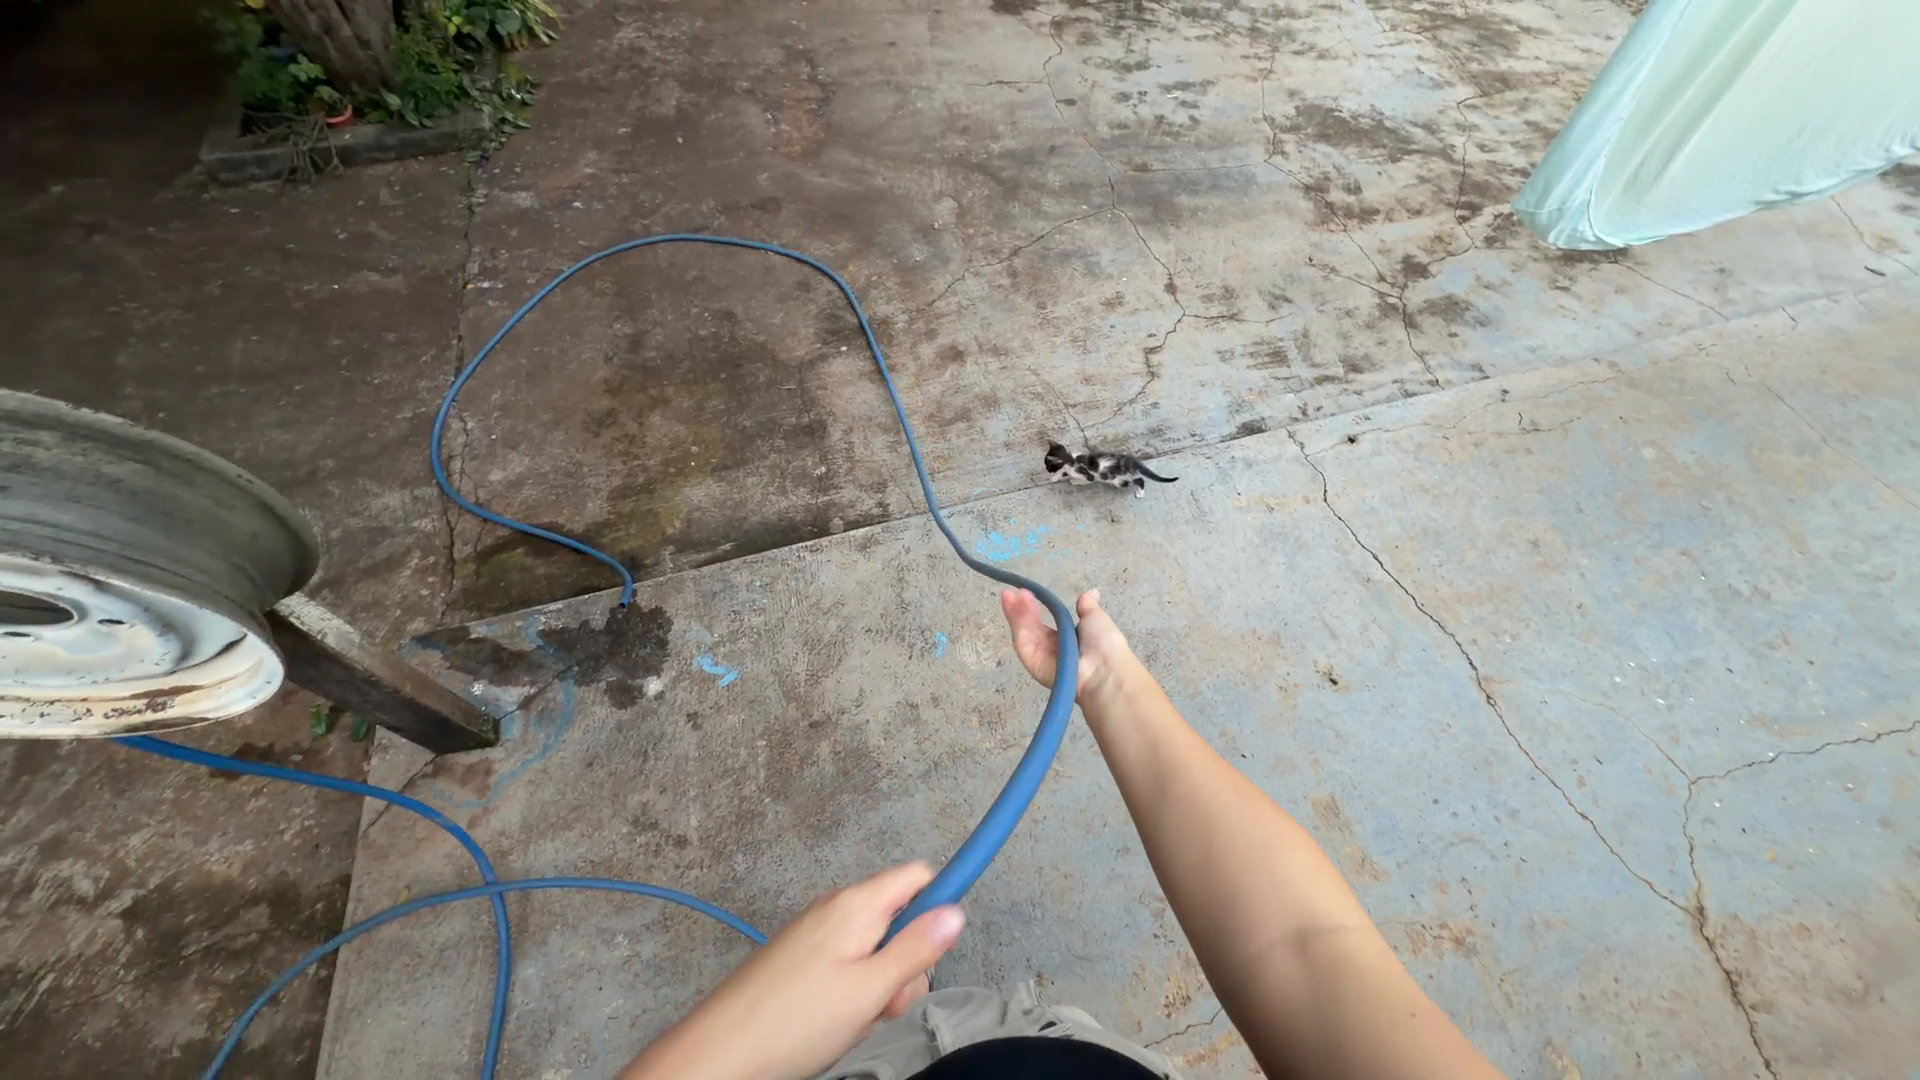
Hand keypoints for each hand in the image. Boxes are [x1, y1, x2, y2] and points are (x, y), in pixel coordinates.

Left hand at [620, 862, 964, 1079]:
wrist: (717, 1054)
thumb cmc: (793, 1021)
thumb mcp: (870, 991)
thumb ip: (916, 949)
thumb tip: (955, 912)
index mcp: (857, 904)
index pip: (917, 875)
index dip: (940, 899)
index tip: (947, 938)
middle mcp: (836, 907)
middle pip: (897, 918)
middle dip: (904, 962)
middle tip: (886, 1002)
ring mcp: (815, 932)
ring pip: (872, 949)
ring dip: (877, 985)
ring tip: (852, 1021)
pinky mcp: (800, 958)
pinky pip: (845, 964)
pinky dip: (851, 992)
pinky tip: (832, 1024)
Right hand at [1000, 588, 1137, 704]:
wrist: (1104, 669)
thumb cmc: (1104, 644)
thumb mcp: (1096, 619)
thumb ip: (1087, 607)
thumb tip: (1091, 592)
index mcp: (1067, 641)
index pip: (1045, 624)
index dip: (1035, 608)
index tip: (1028, 593)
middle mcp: (1052, 651)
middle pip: (1031, 628)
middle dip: (1022, 610)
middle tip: (1014, 593)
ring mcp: (1041, 658)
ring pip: (1024, 633)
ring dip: (1015, 613)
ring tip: (1008, 595)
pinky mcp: (1033, 663)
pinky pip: (1023, 641)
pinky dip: (1016, 623)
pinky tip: (1010, 604)